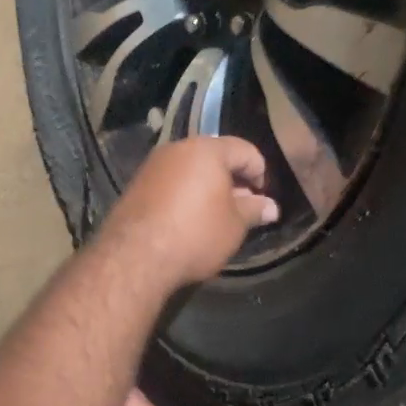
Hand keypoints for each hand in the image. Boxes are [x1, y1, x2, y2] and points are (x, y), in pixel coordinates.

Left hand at [94, 136, 278, 288]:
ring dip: (207, 187)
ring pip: (190, 169)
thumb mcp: (234, 225)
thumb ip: (254, 210)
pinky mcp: (136, 184)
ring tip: (215, 216)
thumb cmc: (195, 234)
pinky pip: (170, 182)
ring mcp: (153, 165)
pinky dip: (184, 194)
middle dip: (232, 180)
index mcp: (207, 149)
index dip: (260, 173)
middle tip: (241, 208)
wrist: (134, 256)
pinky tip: (188, 220)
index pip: (245, 150)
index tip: (262, 200)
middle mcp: (177, 148)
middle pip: (215, 156)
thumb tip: (271, 206)